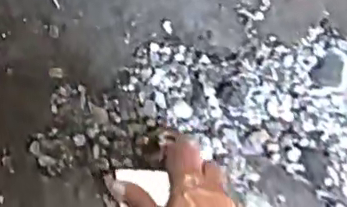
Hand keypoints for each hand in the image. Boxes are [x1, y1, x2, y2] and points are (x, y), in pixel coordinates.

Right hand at [106, 134, 234, 206]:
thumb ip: (137, 198)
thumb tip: (116, 182)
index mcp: (188, 183)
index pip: (184, 148)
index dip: (175, 147)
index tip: (165, 151)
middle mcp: (213, 190)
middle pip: (207, 165)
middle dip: (196, 167)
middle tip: (180, 175)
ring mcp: (230, 206)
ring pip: (221, 188)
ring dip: (209, 189)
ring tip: (194, 200)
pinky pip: (229, 205)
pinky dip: (218, 205)